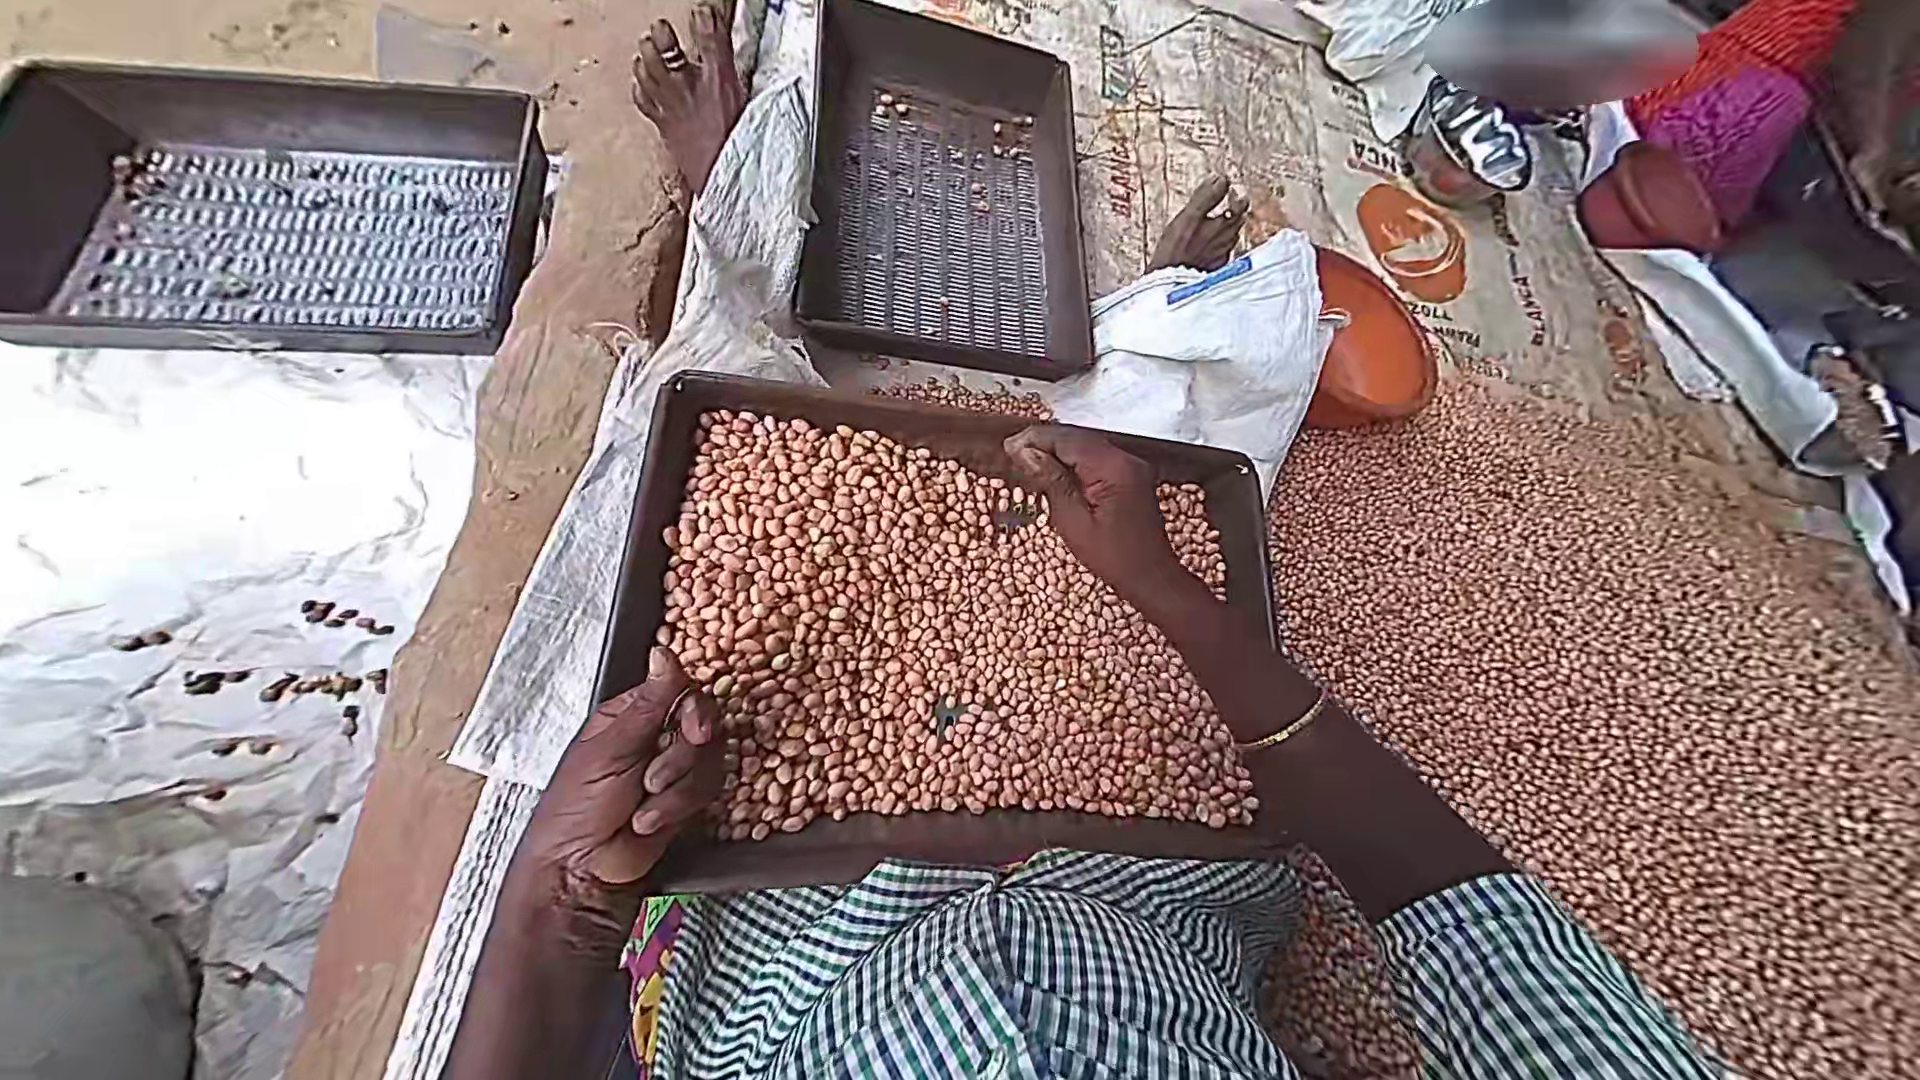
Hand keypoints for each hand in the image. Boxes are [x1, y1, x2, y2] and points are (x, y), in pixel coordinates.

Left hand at [503, 647, 723, 950]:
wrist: (580, 875)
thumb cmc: (576, 810)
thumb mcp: (611, 749)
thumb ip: (650, 702)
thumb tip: (662, 653)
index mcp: (633, 714)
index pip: (683, 691)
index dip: (695, 710)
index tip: (694, 731)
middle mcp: (658, 734)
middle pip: (704, 722)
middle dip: (682, 756)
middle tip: (656, 778)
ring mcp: (675, 764)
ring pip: (710, 755)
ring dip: (678, 788)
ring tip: (643, 807)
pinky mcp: (688, 794)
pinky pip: (711, 785)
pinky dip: (681, 805)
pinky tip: (651, 820)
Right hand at [1004, 425, 1196, 608]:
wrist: (1150, 576)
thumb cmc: (1113, 557)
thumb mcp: (1073, 521)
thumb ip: (1052, 481)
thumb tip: (1027, 454)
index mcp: (1113, 468)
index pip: (1068, 440)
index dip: (1036, 440)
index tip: (1009, 446)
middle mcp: (1126, 459)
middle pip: (1078, 437)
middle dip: (1044, 441)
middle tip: (1012, 450)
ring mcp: (1131, 466)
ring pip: (1086, 446)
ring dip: (1057, 449)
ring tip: (1026, 457)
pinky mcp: (1131, 476)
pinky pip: (1097, 458)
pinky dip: (1073, 460)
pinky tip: (1053, 468)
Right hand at [1147, 175, 1249, 272]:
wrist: (1169, 284)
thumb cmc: (1175, 251)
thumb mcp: (1188, 217)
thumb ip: (1206, 197)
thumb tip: (1221, 179)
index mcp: (1223, 225)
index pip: (1239, 206)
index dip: (1237, 198)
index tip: (1234, 195)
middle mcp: (1226, 241)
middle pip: (1236, 224)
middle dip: (1234, 215)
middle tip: (1228, 209)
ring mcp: (1220, 258)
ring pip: (1229, 240)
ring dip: (1225, 233)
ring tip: (1217, 229)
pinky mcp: (1213, 272)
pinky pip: (1219, 256)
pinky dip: (1216, 250)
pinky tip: (1208, 251)